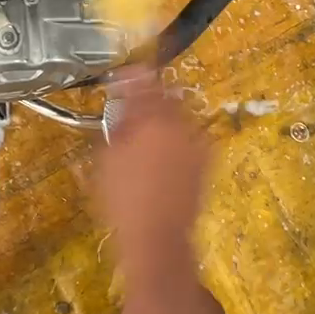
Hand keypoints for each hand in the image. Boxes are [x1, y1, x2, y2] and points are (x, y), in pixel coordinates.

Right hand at [95, 67, 210, 272]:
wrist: (157, 239)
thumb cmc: (123, 199)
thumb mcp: (107, 158)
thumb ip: (118, 124)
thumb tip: (122, 104)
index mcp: (153, 119)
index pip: (146, 84)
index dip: (134, 76)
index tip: (124, 74)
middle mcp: (180, 125)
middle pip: (167, 98)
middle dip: (151, 96)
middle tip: (134, 104)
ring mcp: (197, 144)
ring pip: (180, 118)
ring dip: (165, 117)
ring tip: (148, 129)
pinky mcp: (206, 164)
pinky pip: (191, 140)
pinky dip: (179, 138)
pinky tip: (166, 151)